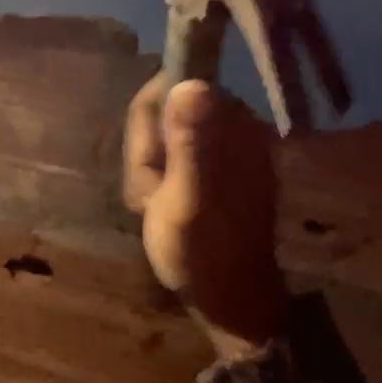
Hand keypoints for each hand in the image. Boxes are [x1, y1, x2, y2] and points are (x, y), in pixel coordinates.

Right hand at [124, 76, 288, 357]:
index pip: (166, 88)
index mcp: (231, 122)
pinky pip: (175, 147)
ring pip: (164, 130)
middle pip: (163, 108)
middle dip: (148, 153)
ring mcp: (230, 137)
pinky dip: (163, 175)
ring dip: (151, 169)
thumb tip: (187, 84)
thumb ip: (188, 143)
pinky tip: (165, 204)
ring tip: (158, 205)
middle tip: (152, 197)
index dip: (146, 132)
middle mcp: (235, 118)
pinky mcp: (224, 157)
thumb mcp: (186, 200)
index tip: (150, 173)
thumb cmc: (203, 253)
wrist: (231, 298)